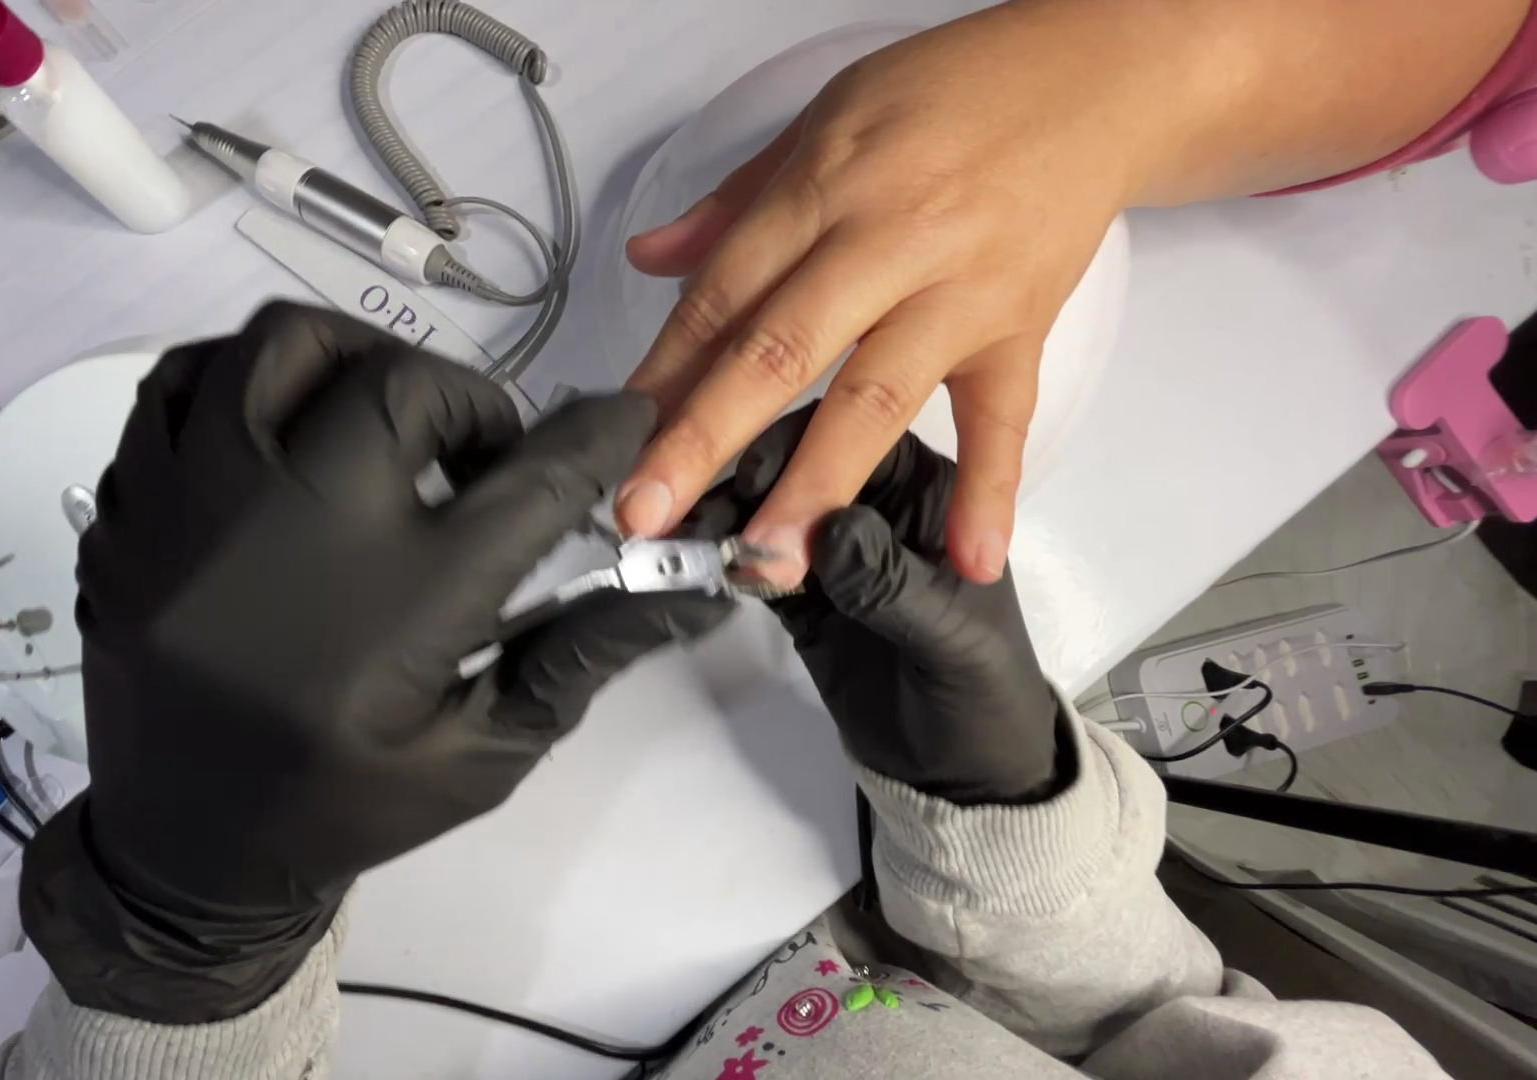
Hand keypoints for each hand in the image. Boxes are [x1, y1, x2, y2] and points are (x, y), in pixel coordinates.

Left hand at [22, 303, 729, 1022]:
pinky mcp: (131, 503)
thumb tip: (692, 594)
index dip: (597, 438)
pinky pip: (187, 377)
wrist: (182, 852)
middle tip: (480, 456)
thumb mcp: (488, 753)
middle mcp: (298, 534)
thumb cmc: (349, 804)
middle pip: (406, 388)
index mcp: (402, 609)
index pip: (530, 486)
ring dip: (364, 363)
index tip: (625, 418)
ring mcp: (197, 507)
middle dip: (473, 405)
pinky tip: (287, 428)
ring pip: (287, 346)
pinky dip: (254, 377)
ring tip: (385, 420)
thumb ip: (587, 655)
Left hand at [618, 3, 1150, 585]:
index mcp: (819, 193)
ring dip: (816, 486)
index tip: (617, 447)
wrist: (1098, 72)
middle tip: (648, 514)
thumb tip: (651, 257)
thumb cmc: (946, 97)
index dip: (663, 379)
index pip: (721, 301)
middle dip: (704, 441)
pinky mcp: (1021, 330)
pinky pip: (1003, 417)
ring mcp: (958, 295)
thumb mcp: (821, 123)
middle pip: (778, 355)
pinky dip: (989, 489)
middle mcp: (884, 247)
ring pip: (875, 399)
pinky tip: (968, 557)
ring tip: (770, 560)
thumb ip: (732, 206)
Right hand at [688, 404, 1063, 803]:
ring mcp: (826, 549)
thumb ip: (892, 582)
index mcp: (926, 495)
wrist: (953, 769)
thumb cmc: (978, 695)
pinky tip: (696, 562)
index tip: (757, 478)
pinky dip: (723, 561)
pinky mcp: (794, 591)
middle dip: (751, 481)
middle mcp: (870, 505)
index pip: (864, 440)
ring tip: (686, 539)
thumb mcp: (950, 638)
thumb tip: (831, 526)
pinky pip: (751, 562)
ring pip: (766, 511)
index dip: (807, 449)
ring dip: (726, 519)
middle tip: (705, 510)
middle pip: (800, 465)